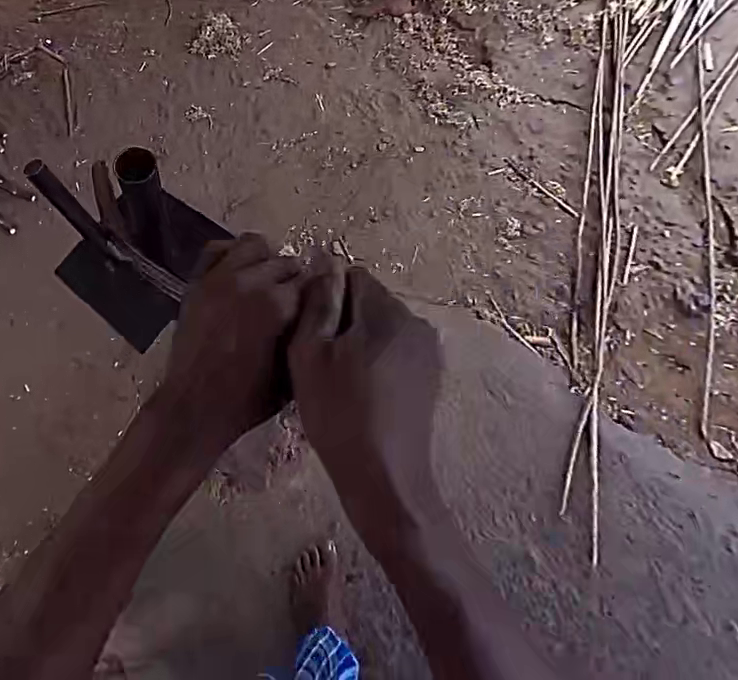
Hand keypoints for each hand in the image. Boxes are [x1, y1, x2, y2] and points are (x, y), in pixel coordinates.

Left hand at [154, 234, 304, 454]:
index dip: (317, 293)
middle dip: (293, 279)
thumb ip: (307, 332)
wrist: (196, 403)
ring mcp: (219, 278)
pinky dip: (231, 254)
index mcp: (278, 304)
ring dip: (265, 260)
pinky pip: (216, 250)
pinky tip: (238, 271)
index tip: (318, 301)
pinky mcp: (197, 281)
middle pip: (284, 262)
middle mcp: (250, 282)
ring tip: (266, 280)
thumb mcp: (293, 369)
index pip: (310, 281)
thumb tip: (316, 309)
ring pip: (252, 246)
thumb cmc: (249, 397)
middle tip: (292, 298)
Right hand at [287, 260, 442, 501]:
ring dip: (356, 335)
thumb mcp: (310, 350)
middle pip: (367, 297)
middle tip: (317, 353)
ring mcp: (427, 350)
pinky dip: (372, 354)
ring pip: (378, 322)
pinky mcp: (429, 374)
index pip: (351, 274)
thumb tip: (324, 260)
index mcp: (387, 313)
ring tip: (335, 372)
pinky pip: (392, 344)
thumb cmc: (336, 411)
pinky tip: (357, 385)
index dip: (324, 295)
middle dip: (341, 314)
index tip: (308, 327)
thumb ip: (319, 300)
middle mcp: (416, 323)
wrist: (383, 477)